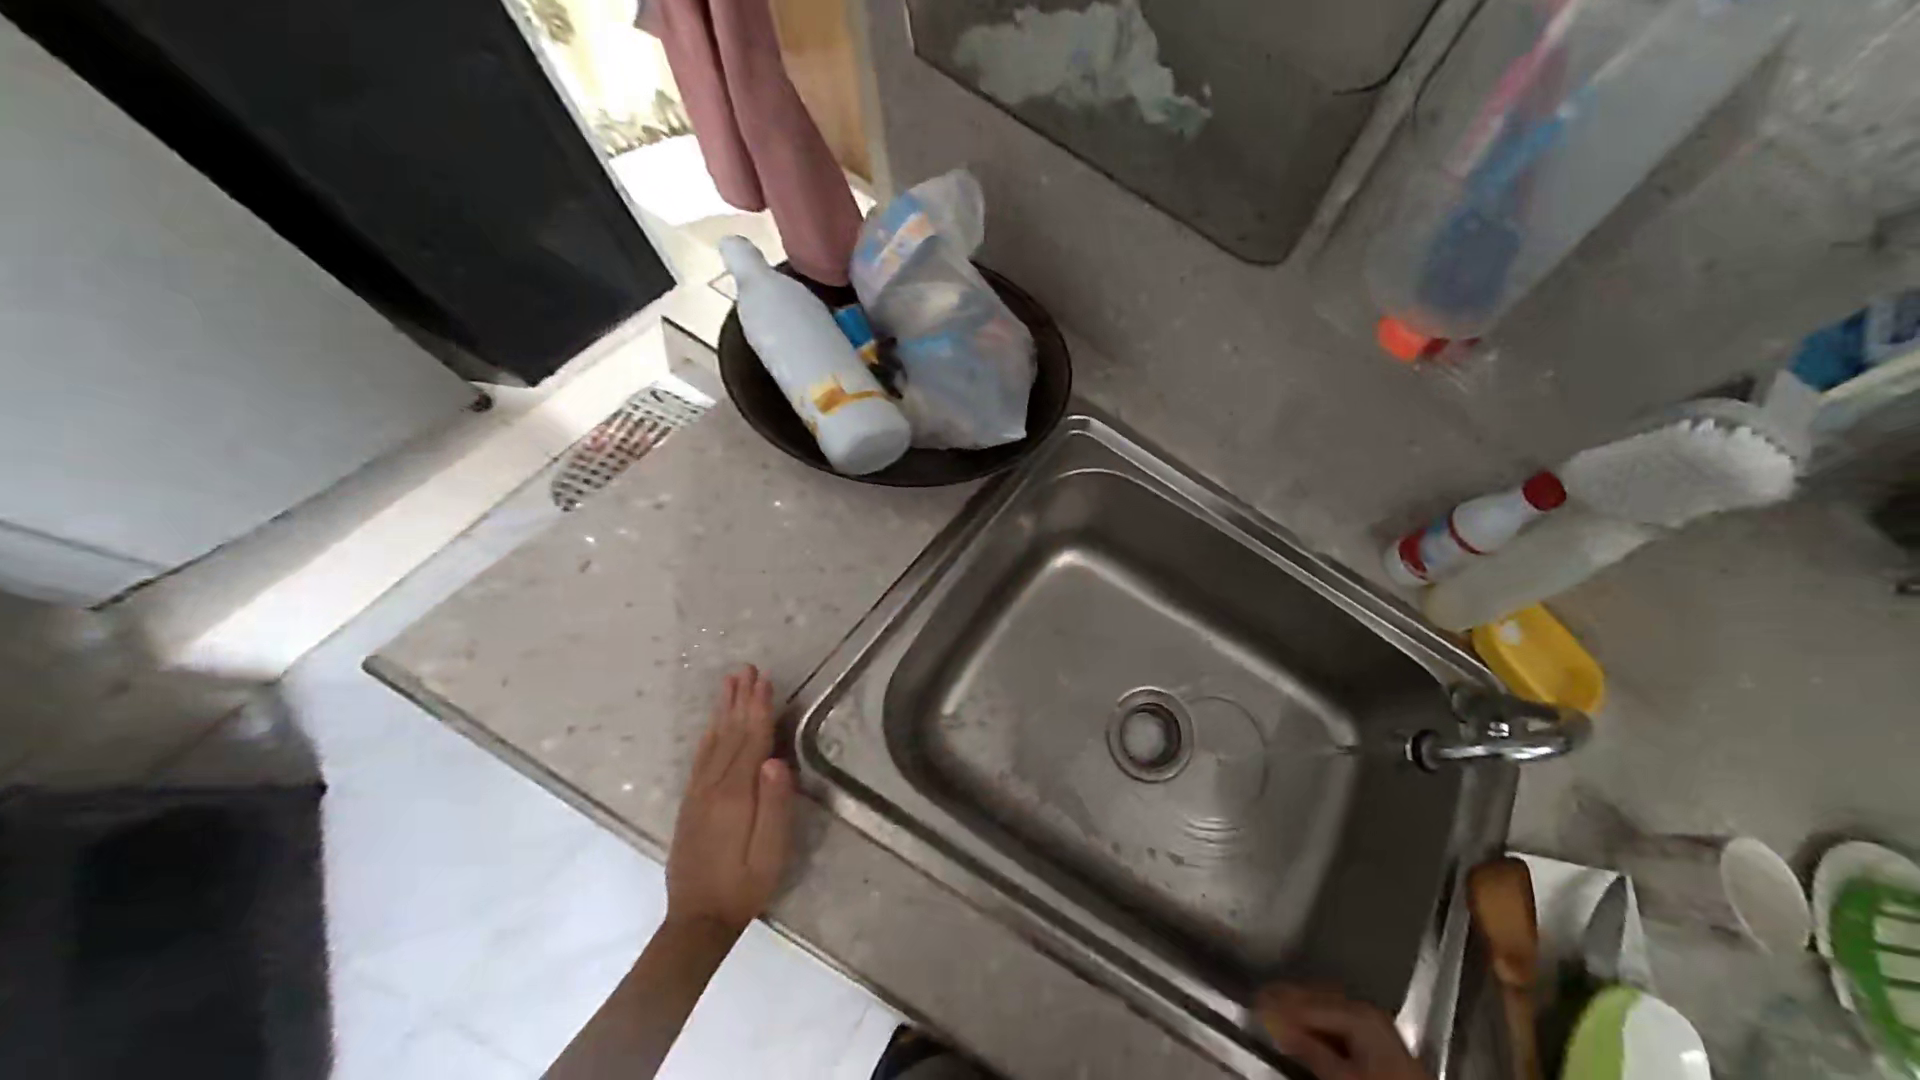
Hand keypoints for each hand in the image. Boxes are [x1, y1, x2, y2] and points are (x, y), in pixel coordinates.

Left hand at [665, 665, 794, 937]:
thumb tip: (777, 760)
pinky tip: (713, 723)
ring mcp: (698, 793)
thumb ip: (774, 805)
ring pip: (713, 741)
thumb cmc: (745, 885)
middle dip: (740, 700)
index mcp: (735, 795)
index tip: (765, 679)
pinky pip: (700, 757)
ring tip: (730, 683)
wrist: (697, 920)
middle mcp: (712, 786)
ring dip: (723, 710)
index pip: (750, 741)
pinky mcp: (691, 803)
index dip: (758, 709)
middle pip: (730, 734)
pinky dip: (709, 733)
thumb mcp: (771, 852)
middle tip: (746, 668)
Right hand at [1256, 985, 1432, 1079]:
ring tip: (1273, 1011)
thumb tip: (1273, 1022)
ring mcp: (1373, 1023)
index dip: (1278, 1002)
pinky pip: (1336, 1019)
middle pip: (1316, 997)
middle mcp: (1365, 1010)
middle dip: (1286, 1000)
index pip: (1308, 1002)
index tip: (1254, 1003)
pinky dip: (1316, 1021)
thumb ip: (1308, 1048)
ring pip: (1325, 1006)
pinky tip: (1302, 1027)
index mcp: (1358, 1014)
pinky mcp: (1375, 1038)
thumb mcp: (1343, 1077)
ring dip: (1299, 1009)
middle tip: (1257, 1001)